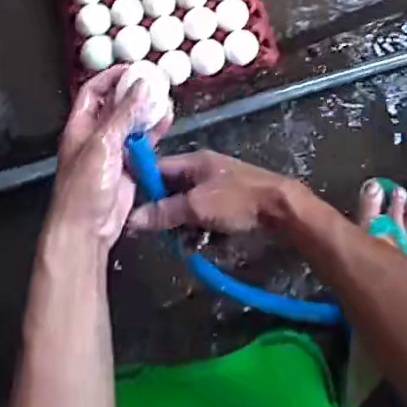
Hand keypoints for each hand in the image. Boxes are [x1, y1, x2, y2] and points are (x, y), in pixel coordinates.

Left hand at [46, 66, 169, 256]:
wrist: (86, 230)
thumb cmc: (83, 188)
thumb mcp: (103, 144)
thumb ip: (124, 114)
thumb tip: (141, 86)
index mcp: (80, 126)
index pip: (92, 91)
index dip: (110, 77)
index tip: (132, 68)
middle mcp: (95, 135)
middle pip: (115, 105)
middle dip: (133, 91)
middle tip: (154, 79)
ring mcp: (112, 151)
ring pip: (132, 123)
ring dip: (147, 110)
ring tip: (164, 97)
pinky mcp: (128, 166)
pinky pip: (143, 143)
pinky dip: (154, 131)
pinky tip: (166, 119)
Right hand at [125, 150, 301, 234]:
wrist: (280, 209)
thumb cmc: (237, 201)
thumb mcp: (197, 207)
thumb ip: (164, 212)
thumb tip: (131, 219)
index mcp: (194, 161)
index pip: (157, 167)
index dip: (141, 185)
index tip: (126, 207)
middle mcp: (202, 170)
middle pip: (170, 192)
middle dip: (166, 215)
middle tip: (164, 235)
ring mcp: (215, 188)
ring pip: (186, 209)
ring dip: (185, 228)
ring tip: (191, 244)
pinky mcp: (226, 206)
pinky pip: (203, 219)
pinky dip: (202, 231)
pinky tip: (206, 244)